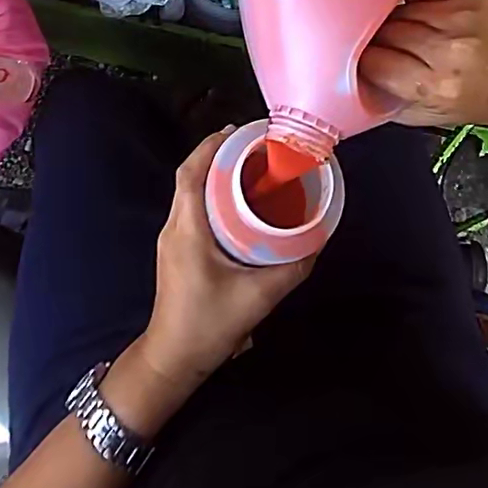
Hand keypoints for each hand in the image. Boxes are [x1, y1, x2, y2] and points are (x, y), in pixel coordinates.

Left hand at [134, 128, 315, 392]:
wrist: (173, 356)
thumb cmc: (209, 324)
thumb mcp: (259, 297)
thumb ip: (291, 268)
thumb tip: (316, 239)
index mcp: (186, 228)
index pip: (190, 173)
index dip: (209, 147)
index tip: (236, 132)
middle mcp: (173, 225)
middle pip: (189, 177)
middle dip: (215, 155)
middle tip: (250, 147)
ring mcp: (170, 238)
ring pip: (188, 192)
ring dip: (211, 175)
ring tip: (246, 168)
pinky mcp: (174, 249)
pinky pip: (190, 209)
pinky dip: (209, 195)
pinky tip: (233, 203)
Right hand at [357, 0, 487, 131]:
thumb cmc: (471, 102)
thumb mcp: (423, 116)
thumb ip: (385, 99)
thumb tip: (348, 74)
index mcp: (437, 86)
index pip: (375, 62)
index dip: (363, 60)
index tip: (362, 61)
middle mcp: (452, 50)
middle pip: (386, 31)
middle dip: (378, 38)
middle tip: (382, 45)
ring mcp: (463, 17)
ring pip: (401, 9)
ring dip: (395, 19)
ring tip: (404, 31)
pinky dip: (414, 0)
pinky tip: (422, 13)